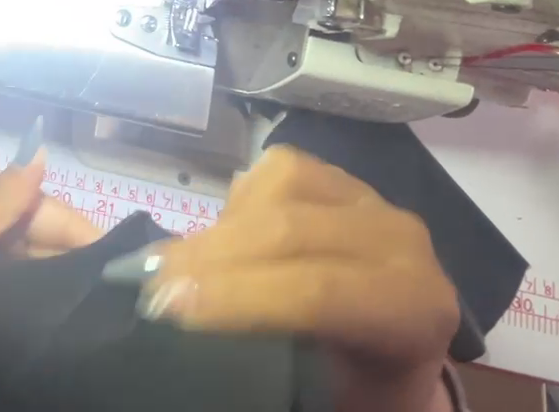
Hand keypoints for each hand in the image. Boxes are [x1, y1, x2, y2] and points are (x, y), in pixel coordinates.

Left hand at [0, 153, 101, 366]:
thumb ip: (2, 199)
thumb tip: (46, 151)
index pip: (48, 208)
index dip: (83, 236)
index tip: (121, 272)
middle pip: (45, 236)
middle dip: (75, 263)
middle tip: (112, 305)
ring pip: (34, 264)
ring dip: (58, 285)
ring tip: (94, 318)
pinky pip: (15, 289)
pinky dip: (35, 302)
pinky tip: (58, 324)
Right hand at [129, 147, 457, 411]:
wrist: (396, 354)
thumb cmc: (358, 386)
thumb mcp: (323, 390)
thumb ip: (269, 356)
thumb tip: (188, 315)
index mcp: (410, 308)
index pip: (317, 291)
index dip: (238, 294)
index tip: (169, 304)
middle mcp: (399, 241)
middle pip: (291, 230)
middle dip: (209, 254)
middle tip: (148, 279)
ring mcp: (369, 198)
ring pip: (280, 185)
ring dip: (222, 224)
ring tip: (185, 262)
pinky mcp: (340, 177)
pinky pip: (279, 168)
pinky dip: (242, 196)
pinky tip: (228, 229)